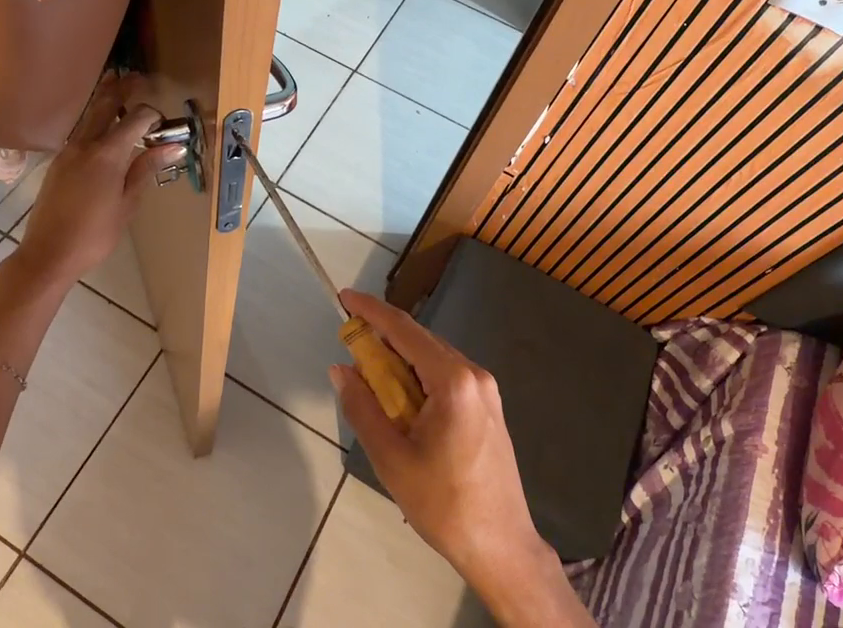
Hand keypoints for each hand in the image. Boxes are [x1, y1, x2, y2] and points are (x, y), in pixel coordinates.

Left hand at [14, 72, 181, 284]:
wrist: (48, 253)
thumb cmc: (95, 234)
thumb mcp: (127, 204)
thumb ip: (146, 169)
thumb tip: (173, 148)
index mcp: (107, 154)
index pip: (135, 119)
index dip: (152, 116)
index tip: (164, 125)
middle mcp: (85, 144)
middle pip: (105, 104)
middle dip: (123, 88)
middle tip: (139, 78)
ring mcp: (67, 151)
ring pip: (89, 115)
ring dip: (105, 100)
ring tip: (119, 89)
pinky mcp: (58, 162)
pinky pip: (80, 131)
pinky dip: (94, 121)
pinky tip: (102, 128)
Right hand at [330, 291, 549, 586]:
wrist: (501, 545)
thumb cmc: (443, 504)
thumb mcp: (391, 458)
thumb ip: (362, 408)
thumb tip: (341, 370)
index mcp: (452, 382)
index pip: (404, 331)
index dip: (371, 311)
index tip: (344, 297)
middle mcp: (473, 375)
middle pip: (420, 341)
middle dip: (382, 338)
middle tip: (348, 344)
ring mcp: (486, 390)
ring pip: (432, 358)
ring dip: (399, 361)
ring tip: (369, 379)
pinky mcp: (488, 408)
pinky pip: (445, 377)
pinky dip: (417, 378)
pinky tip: (400, 400)